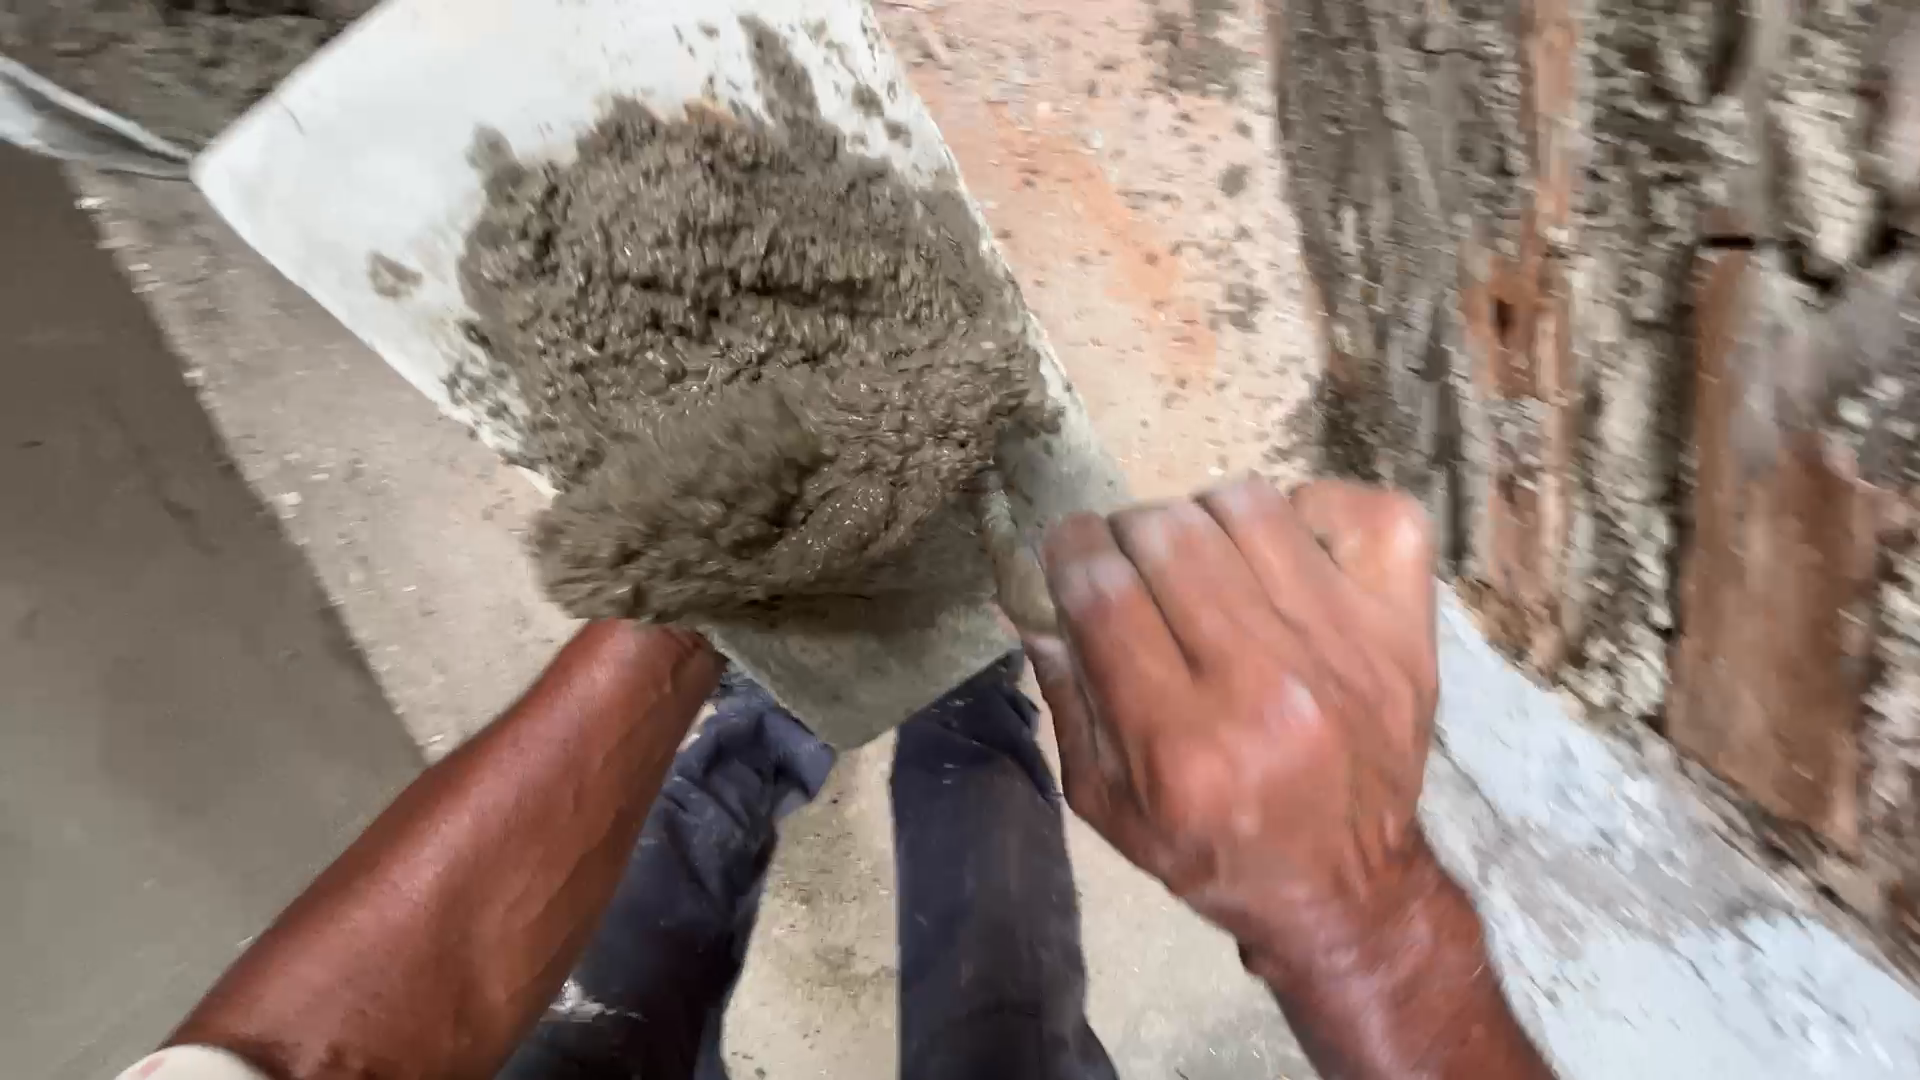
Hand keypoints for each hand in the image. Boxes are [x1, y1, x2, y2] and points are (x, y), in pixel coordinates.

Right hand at [1026, 476, 1438, 960]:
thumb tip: (1028, 597)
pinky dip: (1309, 512)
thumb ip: (1062, 691)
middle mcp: (1263, 687)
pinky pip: (1358, 509)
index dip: (1068, 549)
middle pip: (1167, 534)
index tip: (1067, 548)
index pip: (1102, 591)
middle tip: (1130, 562)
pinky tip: (1284, 555)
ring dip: (1202, 519)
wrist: (1342, 888)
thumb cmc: (1206, 848)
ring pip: (1245, 505)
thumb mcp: (1102, 798)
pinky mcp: (1403, 628)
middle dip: (1125, 534)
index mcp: (1179, 742)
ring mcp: (1345, 648)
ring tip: (1202, 558)